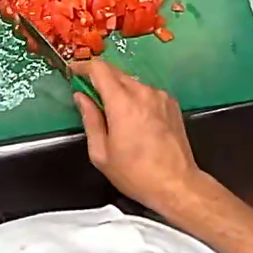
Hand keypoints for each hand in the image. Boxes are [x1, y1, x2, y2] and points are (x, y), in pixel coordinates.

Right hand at [73, 61, 212, 216]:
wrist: (178, 185)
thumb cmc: (136, 173)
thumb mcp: (101, 152)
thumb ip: (90, 119)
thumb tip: (81, 98)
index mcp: (122, 103)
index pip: (99, 69)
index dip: (83, 67)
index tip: (74, 72)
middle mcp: (142, 92)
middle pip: (115, 72)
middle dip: (99, 78)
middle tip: (89, 94)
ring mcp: (160, 96)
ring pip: (131, 82)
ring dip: (118, 89)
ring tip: (113, 111)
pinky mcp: (171, 103)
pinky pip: (146, 92)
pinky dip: (136, 97)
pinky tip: (135, 118)